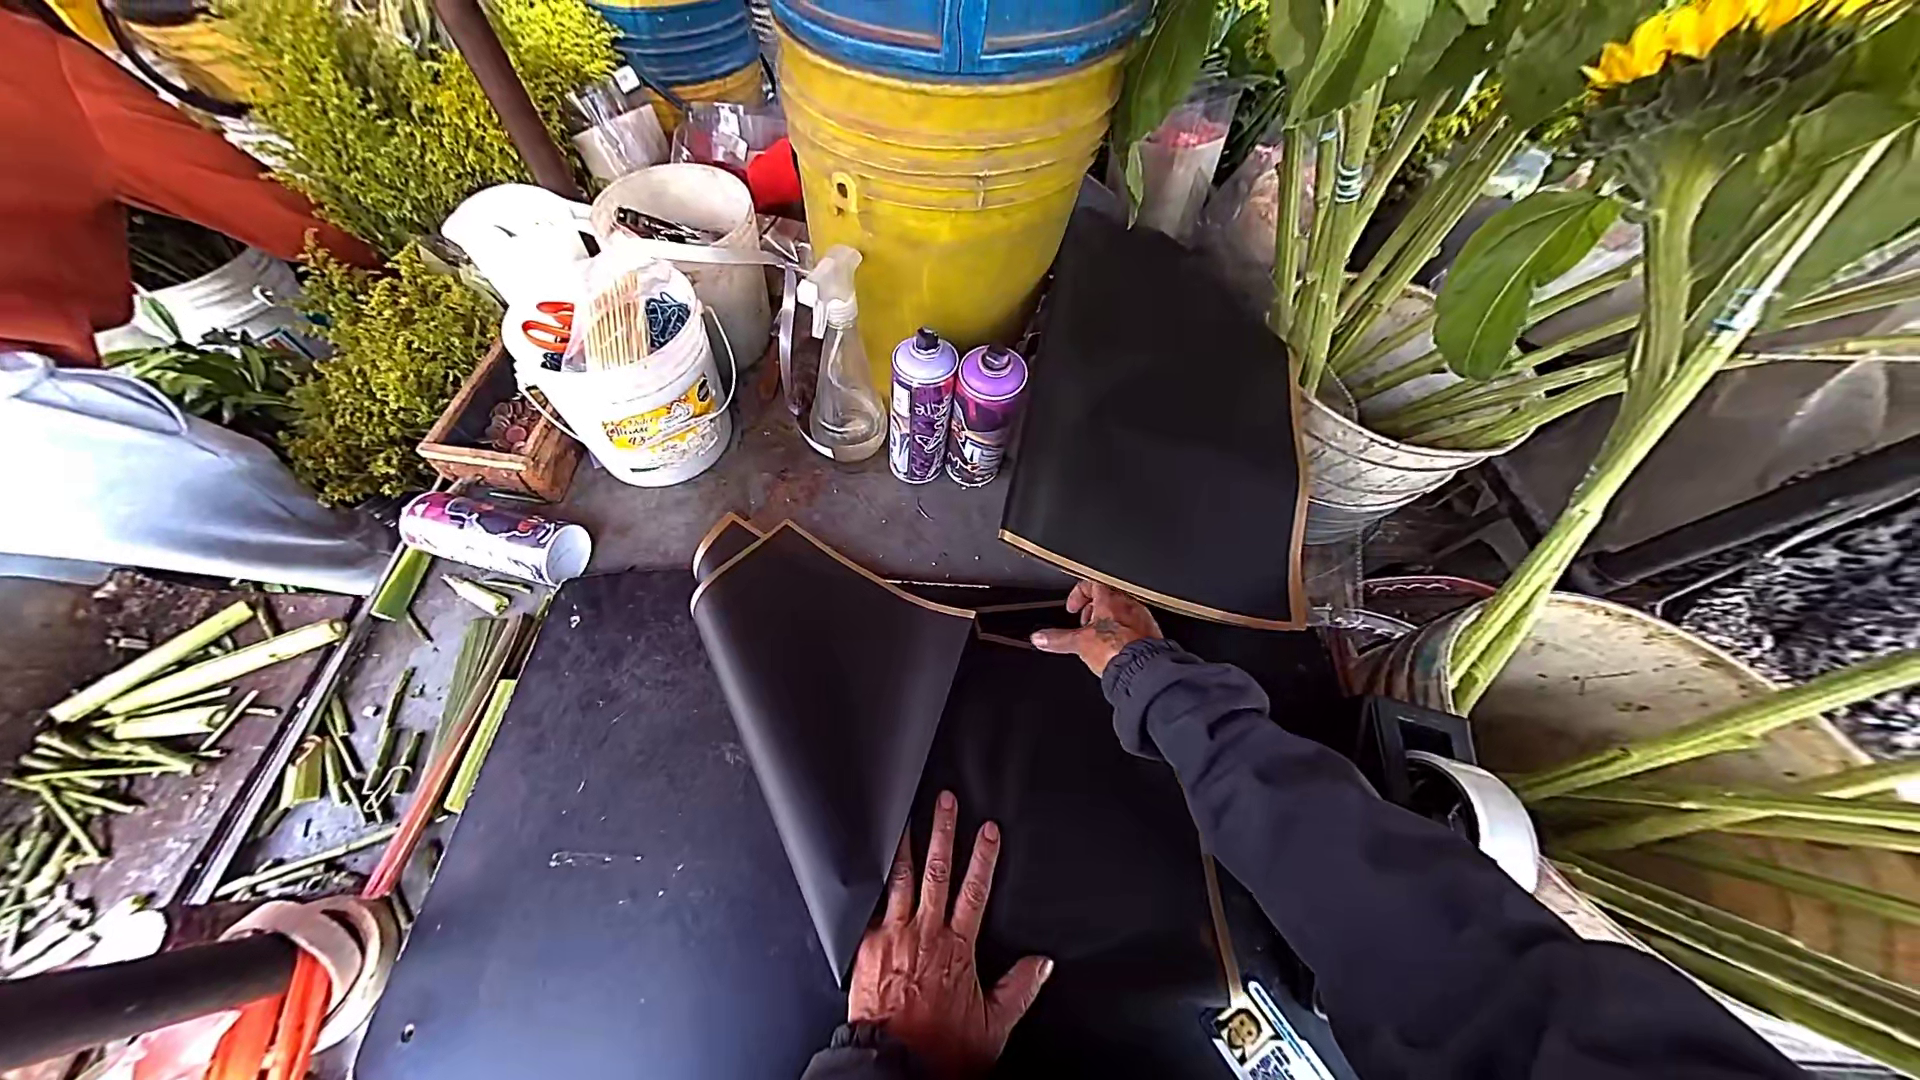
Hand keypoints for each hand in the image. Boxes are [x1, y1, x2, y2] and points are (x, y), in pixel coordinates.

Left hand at [848, 791, 1053, 1078]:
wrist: (893, 1071)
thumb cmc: (940, 1050)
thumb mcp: (992, 1026)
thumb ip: (1019, 989)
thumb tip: (1043, 963)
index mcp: (956, 947)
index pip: (975, 890)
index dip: (984, 857)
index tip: (989, 829)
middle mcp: (926, 933)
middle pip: (938, 870)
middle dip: (944, 831)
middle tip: (946, 801)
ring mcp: (894, 935)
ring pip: (901, 877)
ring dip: (905, 844)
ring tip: (904, 817)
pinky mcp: (868, 946)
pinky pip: (870, 905)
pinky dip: (871, 882)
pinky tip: (869, 863)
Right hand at [1028, 580, 1162, 675]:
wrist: (1142, 670)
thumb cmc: (1116, 650)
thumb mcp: (1078, 643)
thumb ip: (1057, 639)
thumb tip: (1040, 638)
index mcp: (1110, 599)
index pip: (1091, 583)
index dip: (1078, 594)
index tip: (1073, 608)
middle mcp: (1129, 604)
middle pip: (1108, 596)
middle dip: (1093, 609)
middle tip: (1084, 623)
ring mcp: (1142, 618)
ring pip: (1123, 611)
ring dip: (1109, 620)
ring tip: (1099, 636)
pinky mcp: (1152, 633)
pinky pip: (1135, 626)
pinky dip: (1124, 632)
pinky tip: (1117, 647)